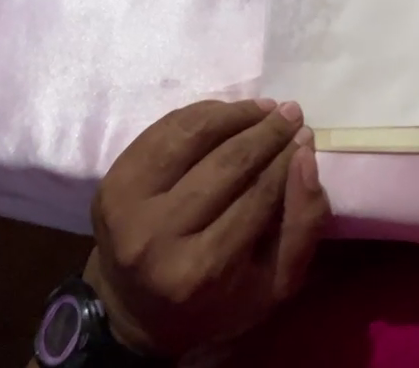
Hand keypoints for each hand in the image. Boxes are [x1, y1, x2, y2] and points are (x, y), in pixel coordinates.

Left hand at [87, 99, 327, 356]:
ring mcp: (127, 206)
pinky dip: (202, 113)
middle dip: (267, 132)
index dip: (287, 159)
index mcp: (202, 271)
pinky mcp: (112, 181)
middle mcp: (158, 237)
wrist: (134, 310)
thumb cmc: (216, 300)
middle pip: (227, 163)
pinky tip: (227, 112)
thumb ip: (305, 223)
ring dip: (235, 113)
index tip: (306, 136)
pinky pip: (164, 129)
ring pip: (192, 135)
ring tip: (264, 108)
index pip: (259, 195)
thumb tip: (306, 154)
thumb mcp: (275, 283)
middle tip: (292, 113)